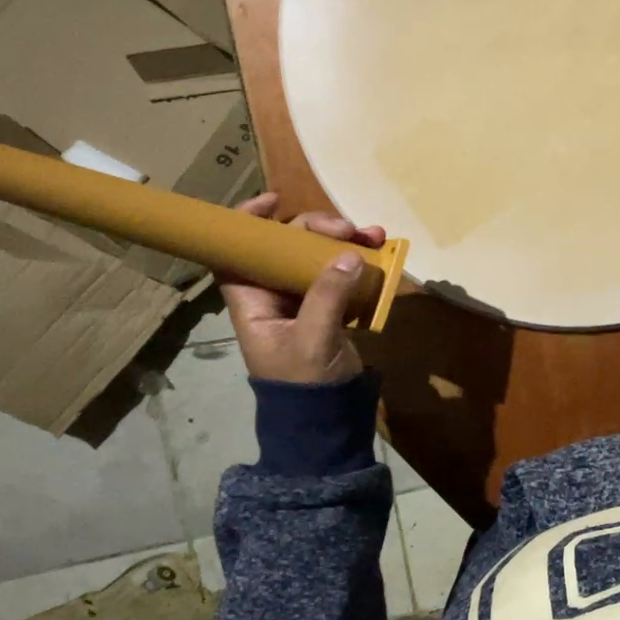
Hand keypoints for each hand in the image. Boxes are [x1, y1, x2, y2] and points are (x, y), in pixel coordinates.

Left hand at [220, 193, 386, 384]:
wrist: (328, 418)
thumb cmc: (306, 382)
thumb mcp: (313, 341)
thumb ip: (327, 297)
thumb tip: (349, 255)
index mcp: (253, 302)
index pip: (237, 252)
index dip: (248, 223)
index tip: (275, 201)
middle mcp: (275, 295)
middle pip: (287, 247)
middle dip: (317, 229)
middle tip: (349, 229)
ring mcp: (306, 301)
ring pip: (319, 257)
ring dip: (346, 242)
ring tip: (376, 236)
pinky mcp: (333, 309)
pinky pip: (343, 275)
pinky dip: (362, 261)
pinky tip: (382, 254)